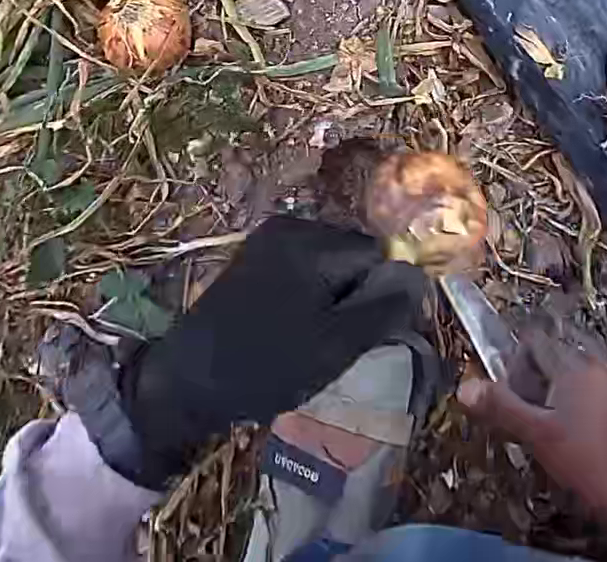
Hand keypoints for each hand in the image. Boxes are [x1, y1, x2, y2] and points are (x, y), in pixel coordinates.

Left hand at [115, 216, 425, 485]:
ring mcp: (270, 235)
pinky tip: (297, 320)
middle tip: (341, 336)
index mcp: (311, 243)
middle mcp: (291, 225)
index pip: (376, 254)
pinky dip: (313, 287)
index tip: (375, 331)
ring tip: (317, 332)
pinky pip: (305, 261)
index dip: (383, 292)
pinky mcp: (256, 251)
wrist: (186, 380)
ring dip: (336, 290)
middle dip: (358, 289)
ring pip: (331, 257)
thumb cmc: (265, 367)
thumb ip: (382, 308)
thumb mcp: (334, 346)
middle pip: (353, 251)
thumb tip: (420, 278)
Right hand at [458, 334, 606, 561]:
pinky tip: (577, 457)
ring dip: (550, 410)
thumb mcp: (541, 439)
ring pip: (566, 388)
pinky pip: (587, 406)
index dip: (512, 366)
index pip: (531, 342)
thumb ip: (502, 409)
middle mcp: (594, 369)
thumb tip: (463, 386)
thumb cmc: (598, 467)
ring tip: (550, 447)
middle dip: (529, 393)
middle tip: (526, 430)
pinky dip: (572, 422)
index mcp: (573, 365)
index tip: (508, 402)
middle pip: (547, 365)